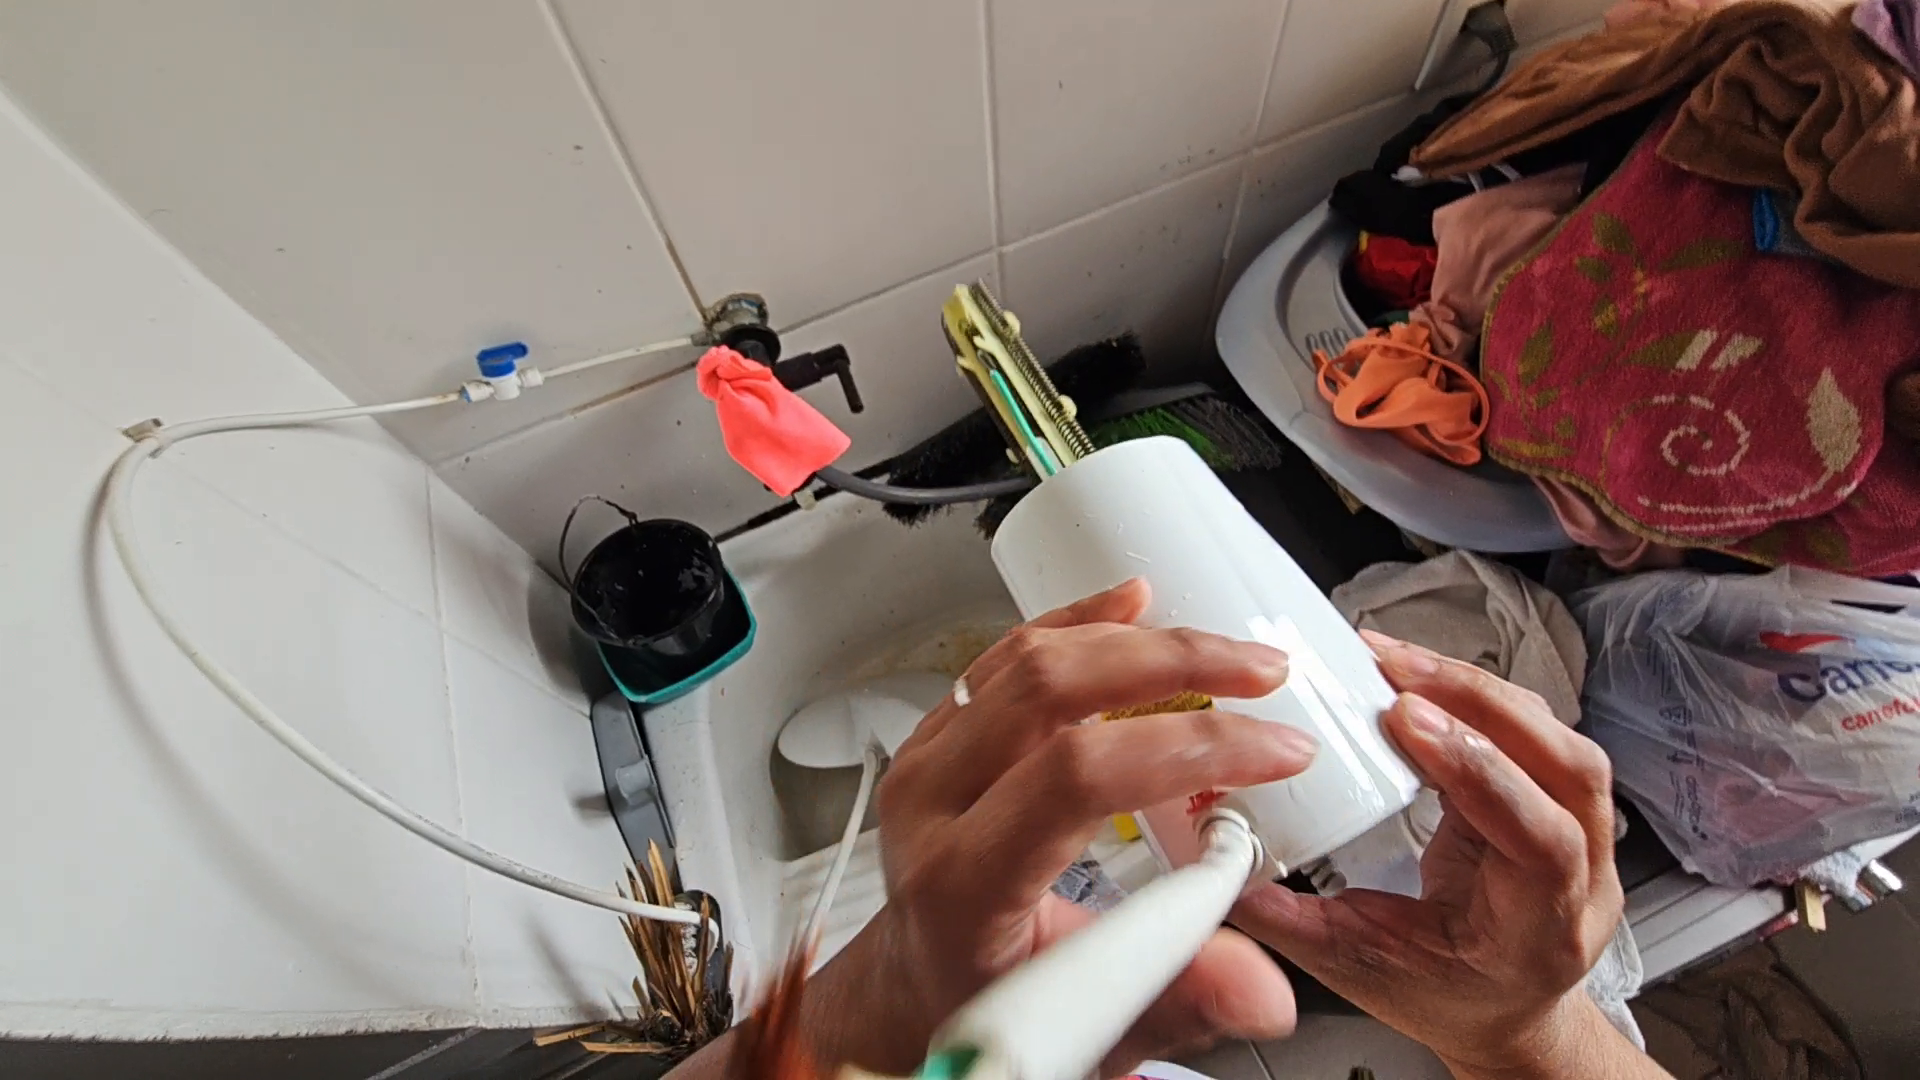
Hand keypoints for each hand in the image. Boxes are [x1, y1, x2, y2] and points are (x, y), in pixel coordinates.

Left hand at [807, 579, 1316, 1075]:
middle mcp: (932, 796)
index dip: (1185, 750)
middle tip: (1258, 673)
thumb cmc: (985, 997)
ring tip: (1216, 646)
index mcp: (959, 878)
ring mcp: (931, 748)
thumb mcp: (1082, 1027)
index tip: (1271, 749)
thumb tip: (1261, 982)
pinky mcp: (944, 724)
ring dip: (1135, 640)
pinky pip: (1008, 652)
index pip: (1074, 778)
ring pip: (1031, 657)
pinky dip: (1075, 621)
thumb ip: (1172, 1002)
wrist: (915, 969)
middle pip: (1050, 691)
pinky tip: (1126, 605)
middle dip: (1172, 667)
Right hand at [1232, 632, 1634, 1078]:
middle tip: (1396, 669)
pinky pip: (1529, 727)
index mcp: (1534, 929)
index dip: (1477, 769)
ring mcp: (1576, 832)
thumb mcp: (1351, 965)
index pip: (1537, 839)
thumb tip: (1219, 860)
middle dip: (1478, 702)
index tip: (1405, 718)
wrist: (1501, 1010)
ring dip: (1475, 687)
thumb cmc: (1442, 997)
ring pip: (1557, 738)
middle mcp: (1576, 878)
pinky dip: (1472, 691)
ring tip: (1398, 660)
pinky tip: (1418, 676)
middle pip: (1566, 769)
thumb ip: (1282, 916)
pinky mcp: (1546, 796)